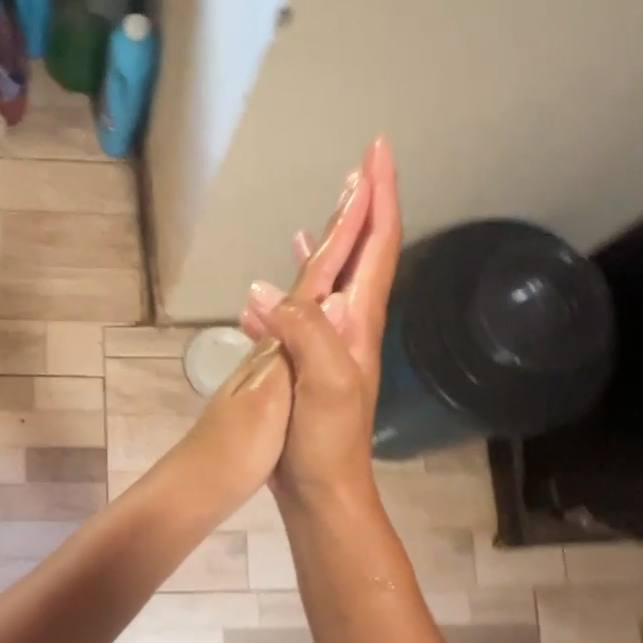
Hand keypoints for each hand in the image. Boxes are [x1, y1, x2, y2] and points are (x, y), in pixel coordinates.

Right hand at [161, 140, 385, 508]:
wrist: (322, 490)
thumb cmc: (328, 440)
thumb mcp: (325, 382)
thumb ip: (304, 331)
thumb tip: (269, 292)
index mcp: (359, 322)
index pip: (376, 244)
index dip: (379, 196)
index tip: (376, 152)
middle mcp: (349, 328)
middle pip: (359, 256)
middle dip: (360, 210)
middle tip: (355, 170)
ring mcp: (328, 349)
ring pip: (329, 286)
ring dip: (327, 250)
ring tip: (317, 219)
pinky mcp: (305, 369)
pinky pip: (296, 319)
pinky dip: (285, 298)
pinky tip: (263, 297)